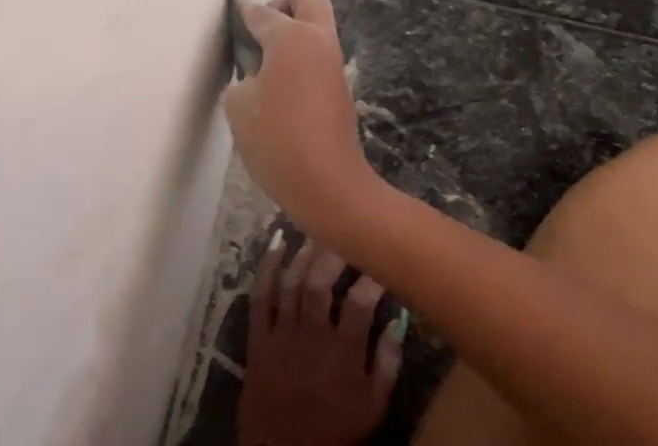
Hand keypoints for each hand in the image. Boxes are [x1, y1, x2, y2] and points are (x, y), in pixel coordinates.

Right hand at [222, 0, 381, 234]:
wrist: (327, 183)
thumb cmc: (277, 139)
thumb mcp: (239, 106)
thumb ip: (243, 77)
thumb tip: (256, 75)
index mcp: (293, 37)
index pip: (263, 11)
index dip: (244, 9)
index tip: (234, 6)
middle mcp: (319, 40)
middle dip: (282, 0)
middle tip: (257, 29)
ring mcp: (333, 62)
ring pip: (316, 25)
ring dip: (292, 31)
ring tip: (261, 63)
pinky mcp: (339, 86)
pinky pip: (316, 54)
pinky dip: (298, 56)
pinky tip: (276, 86)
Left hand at [238, 236, 402, 445]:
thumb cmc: (334, 430)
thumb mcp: (374, 406)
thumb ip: (389, 362)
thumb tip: (399, 319)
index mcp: (345, 352)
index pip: (362, 300)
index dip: (373, 274)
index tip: (383, 257)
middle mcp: (312, 336)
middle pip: (321, 282)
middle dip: (334, 252)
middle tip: (345, 231)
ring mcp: (282, 335)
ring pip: (292, 283)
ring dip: (304, 254)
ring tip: (318, 231)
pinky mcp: (258, 339)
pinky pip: (259, 297)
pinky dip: (266, 268)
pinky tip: (276, 244)